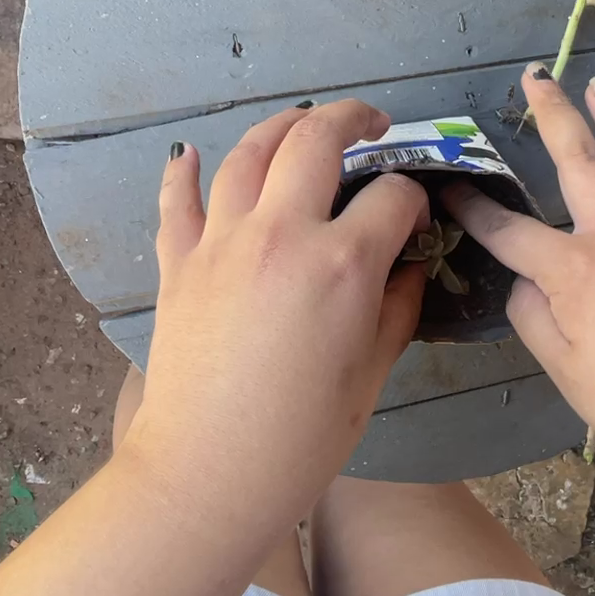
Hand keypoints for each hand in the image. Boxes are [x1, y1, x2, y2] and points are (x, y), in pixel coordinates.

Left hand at [136, 100, 427, 518]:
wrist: (207, 477)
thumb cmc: (304, 437)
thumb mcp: (373, 372)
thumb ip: (400, 305)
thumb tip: (412, 262)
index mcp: (342, 263)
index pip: (392, 198)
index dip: (414, 198)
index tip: (416, 212)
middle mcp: (282, 232)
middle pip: (317, 140)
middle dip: (354, 119)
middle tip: (374, 123)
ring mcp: (222, 241)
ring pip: (250, 152)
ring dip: (282, 125)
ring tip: (304, 123)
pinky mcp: (178, 261)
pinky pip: (178, 199)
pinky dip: (186, 170)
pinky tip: (194, 154)